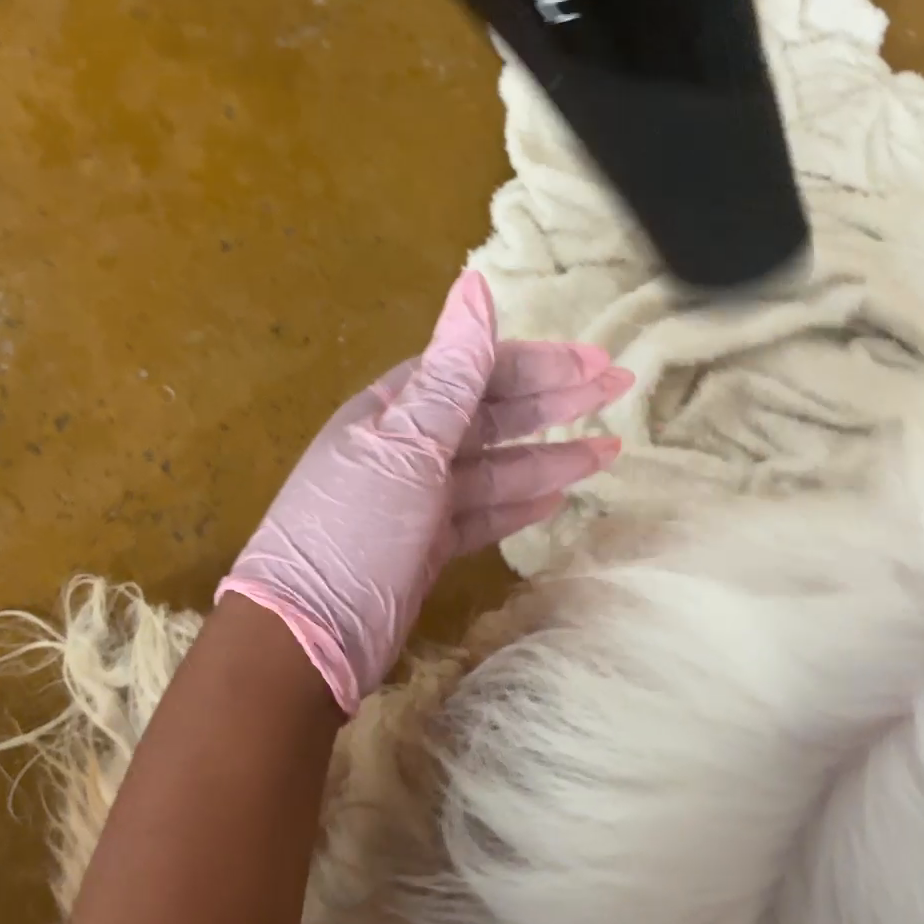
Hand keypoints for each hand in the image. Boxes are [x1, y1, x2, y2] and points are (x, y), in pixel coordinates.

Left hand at [216, 271, 630, 713]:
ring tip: (609, 450)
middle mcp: (409, 447)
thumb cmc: (355, 529)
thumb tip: (474, 283)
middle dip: (556, 400)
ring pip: (498, 467)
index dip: (539, 361)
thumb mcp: (407, 443)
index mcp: (397, 411)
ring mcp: (419, 499)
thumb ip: (451, 371)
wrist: (306, 639)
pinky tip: (557, 496)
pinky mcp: (429, 545)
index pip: (478, 371)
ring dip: (551, 456)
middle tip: (618, 389)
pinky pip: (485, 513)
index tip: (595, 361)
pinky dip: (520, 503)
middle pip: (495, 414)